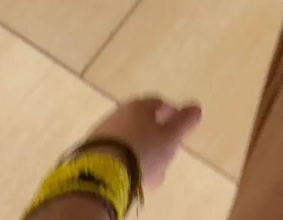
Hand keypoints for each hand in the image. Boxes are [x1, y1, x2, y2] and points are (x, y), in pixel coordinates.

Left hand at [85, 96, 202, 190]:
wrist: (99, 176)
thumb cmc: (142, 151)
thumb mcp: (171, 137)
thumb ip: (185, 121)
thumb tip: (196, 108)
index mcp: (140, 105)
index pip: (160, 104)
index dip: (172, 116)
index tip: (179, 132)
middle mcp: (119, 114)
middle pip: (142, 123)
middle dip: (155, 138)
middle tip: (165, 155)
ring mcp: (100, 134)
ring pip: (127, 141)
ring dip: (139, 153)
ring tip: (148, 173)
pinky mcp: (87, 155)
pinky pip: (112, 155)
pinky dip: (123, 163)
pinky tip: (129, 177)